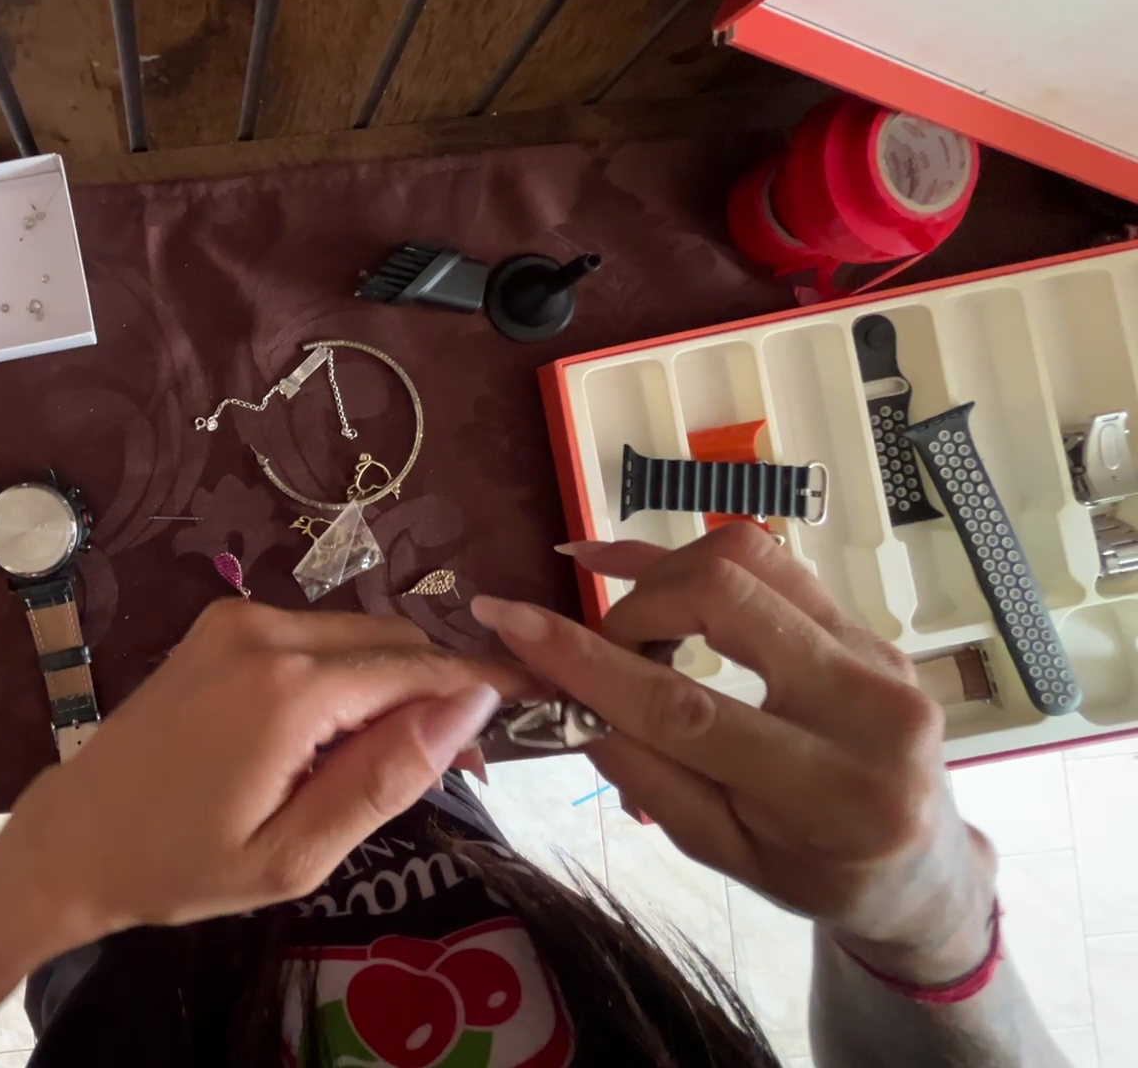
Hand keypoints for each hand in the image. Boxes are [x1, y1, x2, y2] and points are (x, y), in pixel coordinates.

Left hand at [0, 600, 524, 937]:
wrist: (75, 834)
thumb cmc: (182, 862)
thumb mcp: (295, 852)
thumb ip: (385, 775)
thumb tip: (470, 707)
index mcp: (287, 686)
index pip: (415, 667)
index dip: (476, 687)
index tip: (525, 709)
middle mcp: (263, 628)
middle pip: (386, 638)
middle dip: (434, 686)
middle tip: (456, 757)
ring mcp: (233, 619)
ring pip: (349, 632)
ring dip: (388, 678)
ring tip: (393, 751)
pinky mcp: (217, 625)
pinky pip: (308, 634)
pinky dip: (342, 669)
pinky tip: (335, 725)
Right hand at [471, 525, 997, 984]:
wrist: (917, 862)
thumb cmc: (806, 869)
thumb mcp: (710, 846)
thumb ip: (637, 768)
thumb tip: (564, 690)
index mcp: (833, 791)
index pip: (682, 707)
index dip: (584, 660)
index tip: (507, 620)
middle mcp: (872, 706)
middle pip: (724, 597)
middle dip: (631, 613)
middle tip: (604, 652)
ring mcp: (875, 651)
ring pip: (746, 557)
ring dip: (659, 579)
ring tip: (633, 628)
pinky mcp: (858, 623)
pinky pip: (761, 559)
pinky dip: (676, 555)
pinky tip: (615, 560)